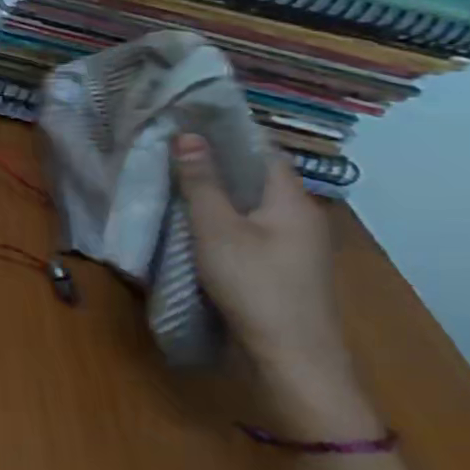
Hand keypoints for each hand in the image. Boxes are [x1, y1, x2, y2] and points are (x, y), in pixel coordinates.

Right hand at [175, 133, 385, 439]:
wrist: (292, 355)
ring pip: (251, 201)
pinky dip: (221, 211)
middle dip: (217, 157)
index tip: (189, 114)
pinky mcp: (280, 263)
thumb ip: (201, 182)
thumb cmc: (254, 284)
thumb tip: (188, 135)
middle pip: (257, 175)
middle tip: (170, 142)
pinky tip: (192, 216)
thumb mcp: (216, 229)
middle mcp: (299, 215)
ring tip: (172, 173)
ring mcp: (293, 243)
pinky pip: (248, 223)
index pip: (262, 150)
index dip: (229, 130)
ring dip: (217, 186)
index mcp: (291, 200)